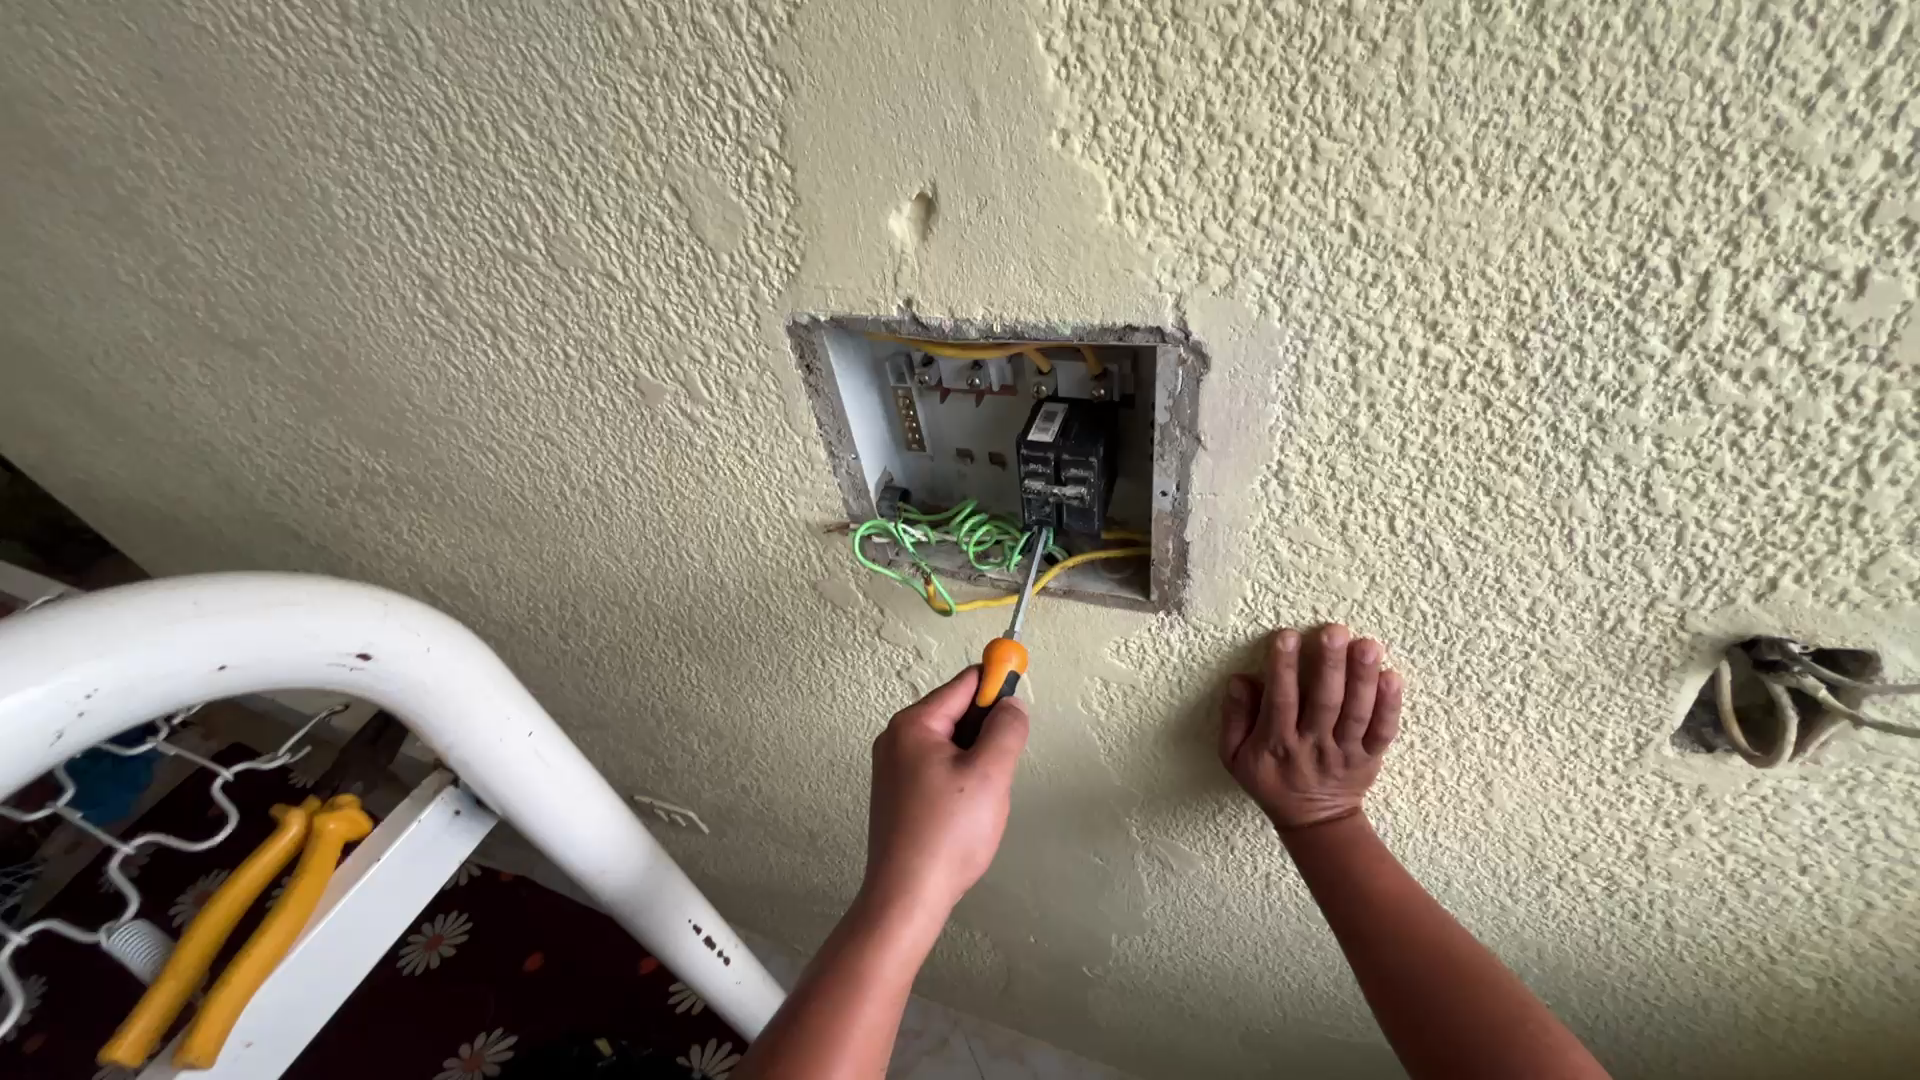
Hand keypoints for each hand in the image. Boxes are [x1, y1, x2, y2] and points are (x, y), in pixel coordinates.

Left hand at [863, 667, 1029, 912]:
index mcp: (914, 724)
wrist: (906, 897)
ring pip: (952, 744)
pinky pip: (939, 767)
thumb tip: (1012, 704)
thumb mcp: (990, 773)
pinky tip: (966, 813)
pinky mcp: (898, 793)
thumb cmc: (946, 835)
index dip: (998, 687)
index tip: (1021, 703)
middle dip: (987, 734)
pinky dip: (961, 779)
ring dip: (977, 761)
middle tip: (999, 770)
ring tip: (980, 801)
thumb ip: (1006, 729)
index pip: (965, 683)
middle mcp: (897, 738)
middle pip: (957, 713)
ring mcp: (894, 767)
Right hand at [1219, 624, 1403, 831]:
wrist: (1314, 822)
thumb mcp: (1233, 756)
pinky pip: (1383, 731)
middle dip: (1330, 665)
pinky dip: (1390, 705)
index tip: (1287, 636)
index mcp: (1276, 743)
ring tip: (1367, 645)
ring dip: (1363, 678)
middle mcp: (1312, 745)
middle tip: (1334, 631)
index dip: (1283, 667)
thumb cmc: (1269, 781)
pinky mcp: (1370, 757)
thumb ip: (1234, 717)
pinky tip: (1393, 677)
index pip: (1281, 700)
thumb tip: (1241, 679)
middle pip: (1324, 702)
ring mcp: (1344, 752)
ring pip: (1356, 713)